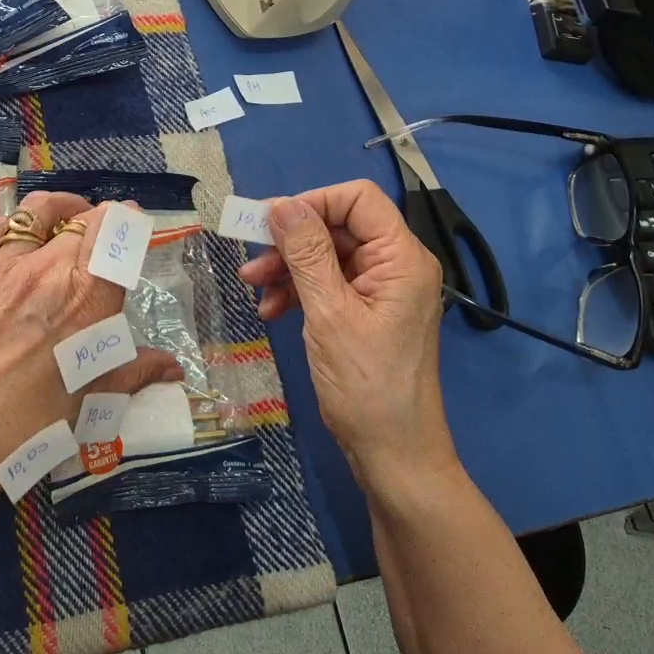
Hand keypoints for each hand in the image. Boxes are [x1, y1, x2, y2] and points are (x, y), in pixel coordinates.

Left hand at [0, 191, 182, 498]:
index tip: (135, 223)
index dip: (128, 221)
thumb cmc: (29, 423)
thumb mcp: (90, 399)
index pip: (113, 233)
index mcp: (87, 297)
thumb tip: (172, 367)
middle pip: (82, 217)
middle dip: (100, 218)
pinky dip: (16, 223)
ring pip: (39, 210)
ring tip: (70, 222)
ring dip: (61, 209)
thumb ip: (133, 371)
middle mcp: (49, 268)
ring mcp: (8, 264)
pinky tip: (22, 239)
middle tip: (106, 236)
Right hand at [237, 181, 456, 481]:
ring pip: (327, 256)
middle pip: (339, 227)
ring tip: (253, 287)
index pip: (359, 200)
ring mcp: (381, 290)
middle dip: (292, 240)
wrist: (393, 454)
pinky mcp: (366, 312)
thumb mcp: (329, 314)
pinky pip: (329, 284)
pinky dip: (298, 291)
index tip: (270, 222)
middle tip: (252, 259)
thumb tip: (282, 205)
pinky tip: (272, 310)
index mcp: (401, 258)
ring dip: (289, 267)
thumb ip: (306, 254)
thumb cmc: (365, 384)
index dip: (313, 202)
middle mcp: (396, 266)